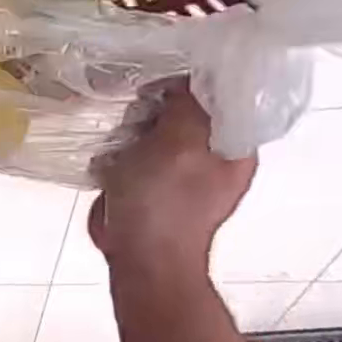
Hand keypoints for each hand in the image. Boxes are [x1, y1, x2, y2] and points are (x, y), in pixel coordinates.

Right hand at [89, 83, 255, 274]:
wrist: (141, 257)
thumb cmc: (164, 203)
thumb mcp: (180, 143)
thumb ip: (187, 106)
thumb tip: (180, 84)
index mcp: (233, 144)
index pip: (217, 96)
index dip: (186, 86)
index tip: (156, 90)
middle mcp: (209, 155)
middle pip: (179, 111)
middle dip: (151, 113)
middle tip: (135, 126)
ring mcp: (176, 172)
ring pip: (150, 132)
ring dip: (128, 135)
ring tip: (119, 150)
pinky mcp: (145, 185)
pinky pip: (130, 155)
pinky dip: (115, 155)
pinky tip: (109, 166)